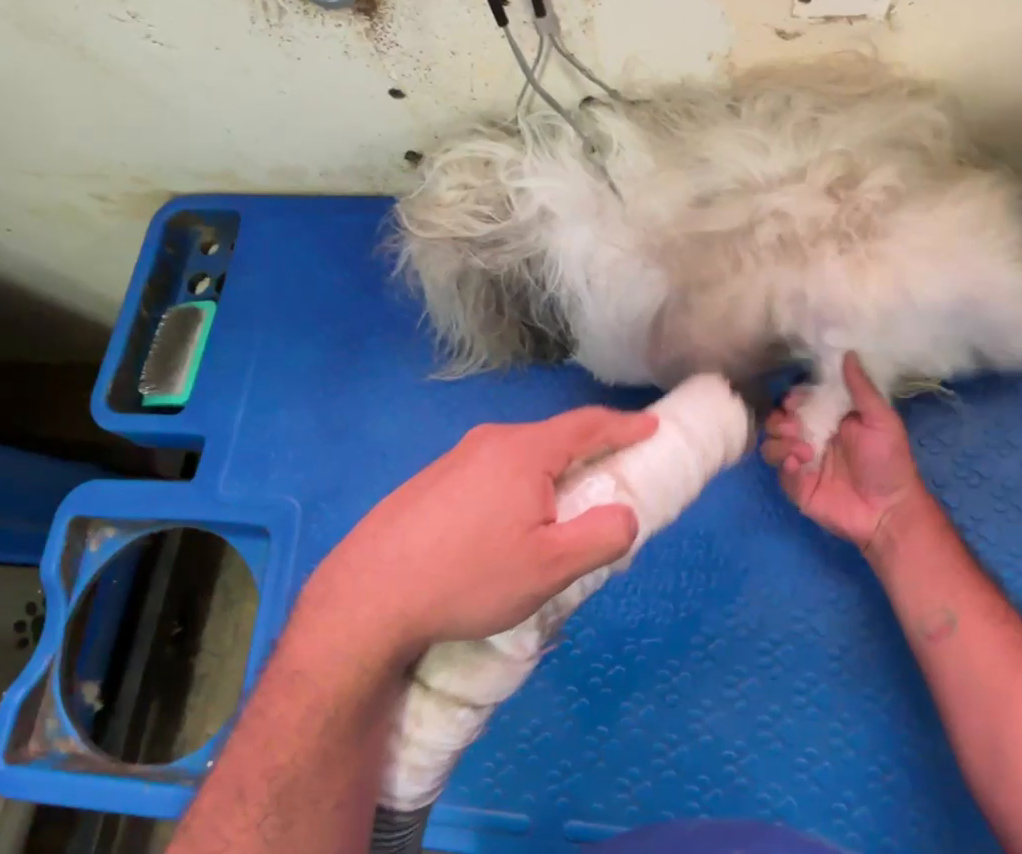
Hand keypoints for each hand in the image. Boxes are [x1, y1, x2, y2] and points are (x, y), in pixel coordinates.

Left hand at [298, 407, 656, 660]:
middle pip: (553, 440)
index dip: (625, 427)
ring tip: (559, 514)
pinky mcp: (430, 484)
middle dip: (587, 455)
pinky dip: (516, 488)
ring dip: (549, 477)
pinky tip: (506, 528)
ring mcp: (454, 461)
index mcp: (524, 452)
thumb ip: (601, 537)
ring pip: (519, 459)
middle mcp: (489, 442)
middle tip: (612, 481)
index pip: (588, 426)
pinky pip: (490, 475)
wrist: (369, 595)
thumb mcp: (550, 568)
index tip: (652, 427)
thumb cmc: (468, 578)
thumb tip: (626, 516)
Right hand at [761, 353, 930, 554]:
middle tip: (796, 426)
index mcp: (830, 419)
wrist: (888, 510)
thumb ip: (861, 388)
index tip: (798, 401)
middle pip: (777, 419)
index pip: (799, 400)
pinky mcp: (796, 485)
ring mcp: (802, 462)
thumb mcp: (881, 420)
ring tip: (803, 451)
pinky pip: (777, 469)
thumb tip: (848, 353)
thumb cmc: (889, 462)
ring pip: (771, 443)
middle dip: (780, 419)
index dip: (794, 398)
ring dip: (780, 442)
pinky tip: (801, 465)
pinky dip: (784, 462)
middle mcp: (812, 437)